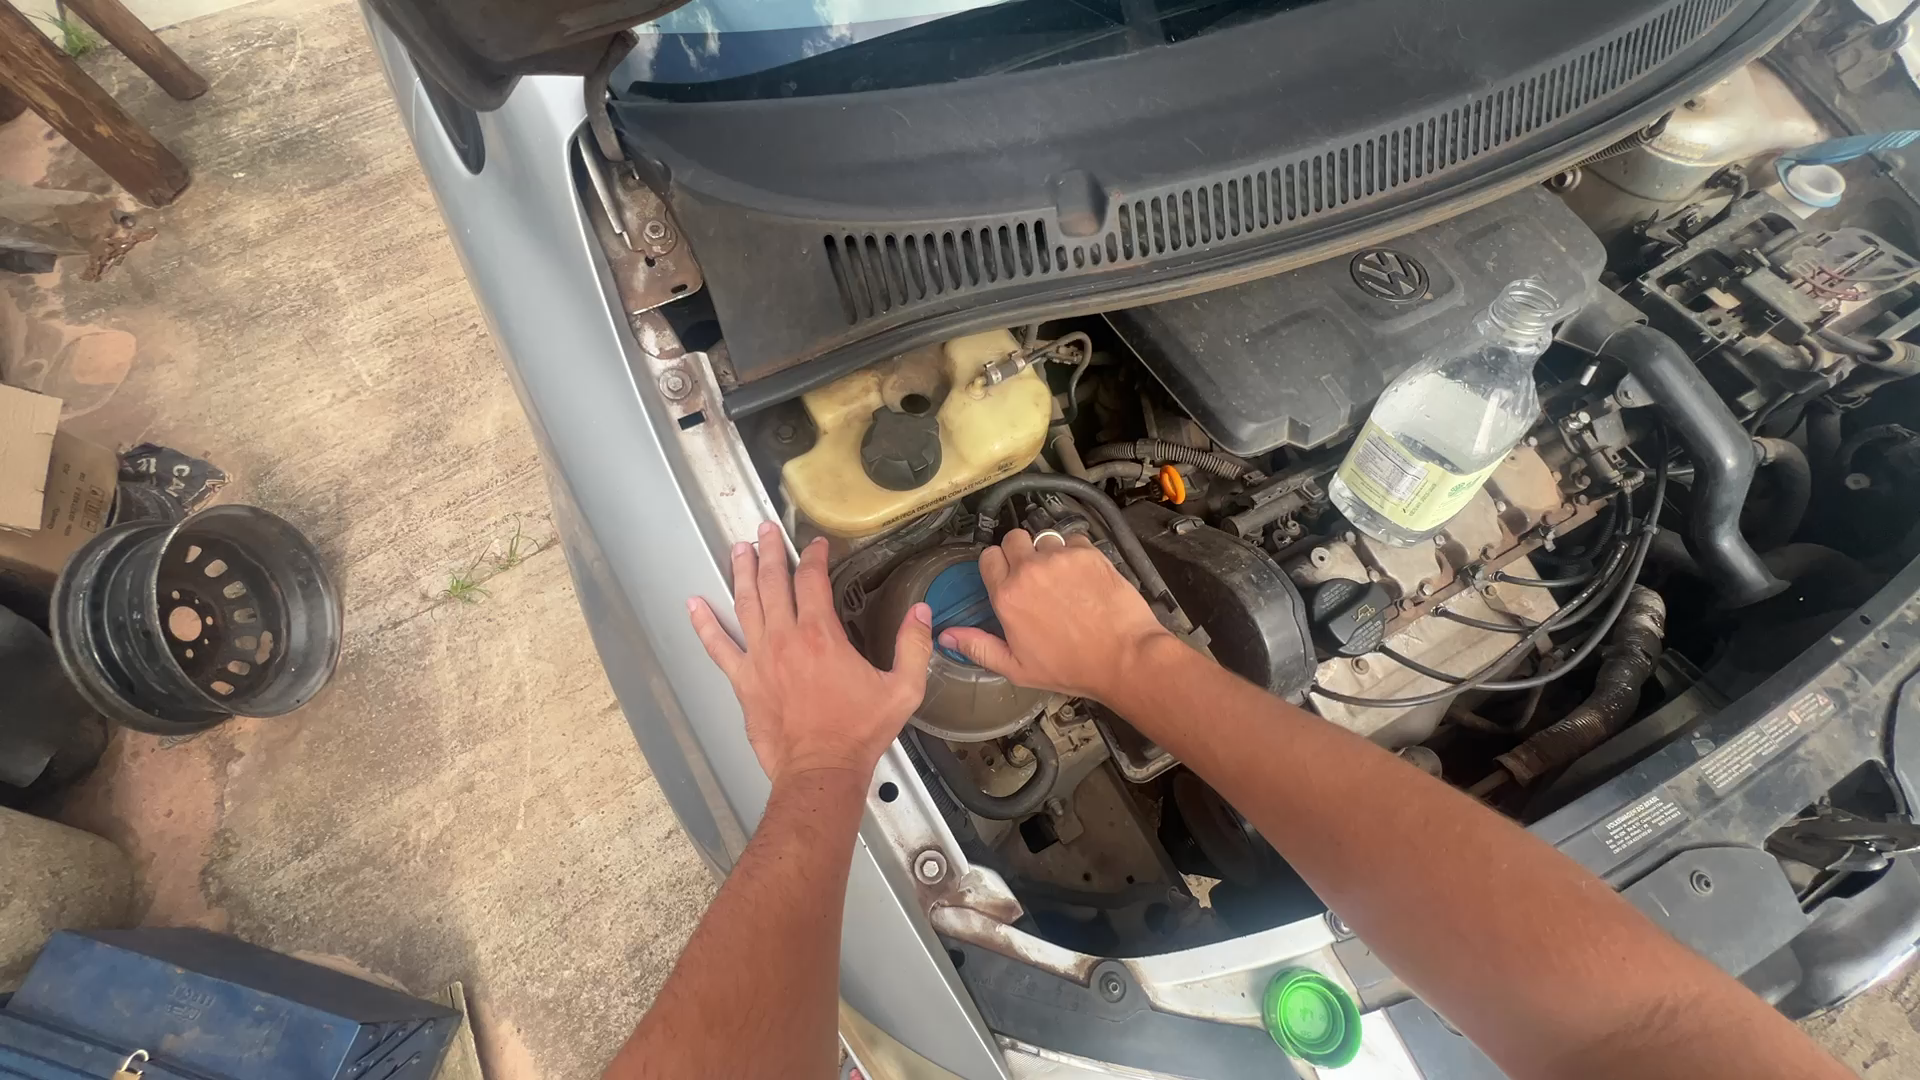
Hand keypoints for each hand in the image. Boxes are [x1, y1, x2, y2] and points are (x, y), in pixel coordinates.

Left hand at [689, 522, 932, 784]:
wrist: (820, 771)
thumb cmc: (860, 731)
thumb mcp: (903, 689)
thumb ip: (913, 647)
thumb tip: (922, 611)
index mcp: (822, 635)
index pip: (812, 580)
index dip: (813, 556)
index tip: (815, 543)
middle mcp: (786, 639)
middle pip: (773, 582)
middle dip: (770, 552)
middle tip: (764, 530)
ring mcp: (759, 659)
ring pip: (745, 604)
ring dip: (742, 573)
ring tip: (739, 549)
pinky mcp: (742, 681)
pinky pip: (718, 647)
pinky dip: (704, 624)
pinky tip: (694, 604)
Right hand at [937, 528, 1173, 700]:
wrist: (1124, 657)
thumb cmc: (1072, 667)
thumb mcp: (1016, 667)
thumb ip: (978, 646)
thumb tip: (946, 636)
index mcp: (1007, 596)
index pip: (988, 557)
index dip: (997, 567)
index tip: (1007, 578)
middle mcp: (1029, 570)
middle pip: (1013, 539)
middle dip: (1020, 553)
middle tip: (1034, 576)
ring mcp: (1060, 558)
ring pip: (1044, 538)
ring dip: (1048, 553)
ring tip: (1062, 578)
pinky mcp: (1088, 552)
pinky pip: (1073, 539)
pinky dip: (1075, 552)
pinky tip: (1083, 576)